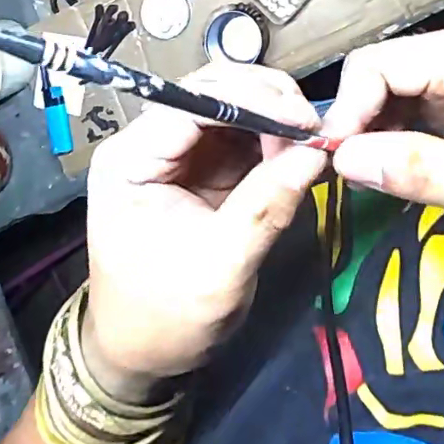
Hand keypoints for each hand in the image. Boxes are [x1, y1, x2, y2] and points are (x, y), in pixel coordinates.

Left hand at [83, 65, 328, 399]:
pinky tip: (297, 150)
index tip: (303, 121)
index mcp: (129, 159)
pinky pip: (240, 134)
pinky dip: (272, 136)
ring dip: (273, 115)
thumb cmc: (164, 318)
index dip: (250, 100)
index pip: (189, 104)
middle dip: (265, 101)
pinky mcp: (199, 165)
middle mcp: (147, 143)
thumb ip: (264, 208)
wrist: (141, 351)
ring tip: (311, 140)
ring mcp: (174, 151)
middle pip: (209, 92)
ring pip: (229, 105)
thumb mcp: (219, 270)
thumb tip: (314, 156)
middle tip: (313, 128)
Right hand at [322, 22, 443, 273]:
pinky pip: (418, 121)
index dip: (346, 112)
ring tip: (363, 182)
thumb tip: (339, 158)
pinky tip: (392, 178)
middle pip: (380, 79)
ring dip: (374, 138)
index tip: (333, 164)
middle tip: (342, 177)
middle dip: (356, 124)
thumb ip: (412, 168)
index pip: (374, 66)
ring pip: (395, 102)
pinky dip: (398, 148)